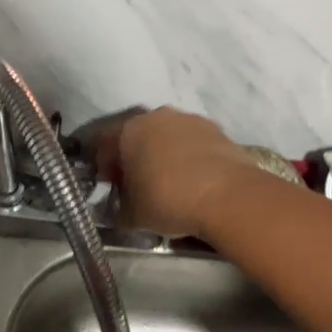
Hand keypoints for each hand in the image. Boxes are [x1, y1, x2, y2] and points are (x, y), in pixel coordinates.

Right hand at [93, 108, 265, 237]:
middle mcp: (158, 116)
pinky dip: (188, 158)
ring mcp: (191, 120)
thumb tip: (116, 209)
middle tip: (137, 185)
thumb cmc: (167, 200)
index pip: (104, 144)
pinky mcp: (218, 131)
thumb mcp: (132, 214)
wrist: (228, 196)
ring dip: (163, 155)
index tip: (109, 186)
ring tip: (167, 183)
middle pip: (138, 136)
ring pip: (167, 137)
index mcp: (129, 130)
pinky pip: (193, 144)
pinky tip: (192, 181)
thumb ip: (117, 209)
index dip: (104, 166)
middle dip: (135, 158)